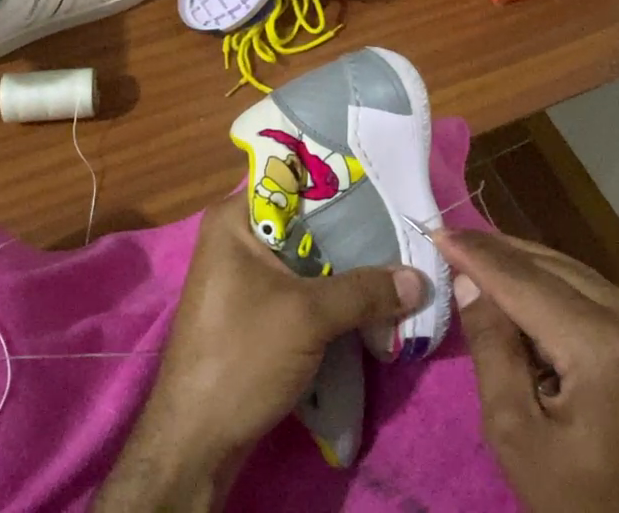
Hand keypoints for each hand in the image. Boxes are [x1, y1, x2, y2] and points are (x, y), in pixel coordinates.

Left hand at [95, 193, 426, 510]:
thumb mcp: (308, 316)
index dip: (342, 182)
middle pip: (306, 221)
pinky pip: (302, 286)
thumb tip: (420, 277)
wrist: (198, 438)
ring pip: (308, 257)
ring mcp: (245, 275)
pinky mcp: (257, 309)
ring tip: (400, 262)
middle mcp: (237, 237)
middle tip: (405, 229)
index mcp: (234, 219)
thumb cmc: (242, 356)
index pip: (294, 180)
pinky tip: (373, 298)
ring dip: (348, 267)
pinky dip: (334, 292)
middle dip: (354, 231)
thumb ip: (365, 290)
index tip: (389, 187)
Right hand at [434, 229, 618, 512]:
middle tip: (448, 241)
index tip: (434, 231)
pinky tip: (516, 284)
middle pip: (547, 265)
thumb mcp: (516, 433)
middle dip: (495, 251)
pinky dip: (546, 281)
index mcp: (601, 343)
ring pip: (567, 270)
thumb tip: (469, 283)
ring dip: (519, 263)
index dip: (475, 254)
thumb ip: (492, 349)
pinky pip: (587, 287)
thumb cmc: (582, 496)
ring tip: (472, 255)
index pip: (521, 280)